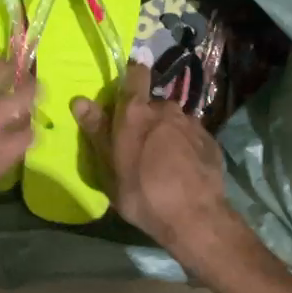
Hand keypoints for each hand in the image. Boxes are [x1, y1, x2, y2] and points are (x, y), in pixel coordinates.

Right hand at [72, 64, 248, 263]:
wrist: (195, 217)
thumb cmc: (142, 193)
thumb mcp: (109, 168)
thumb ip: (97, 131)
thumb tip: (80, 100)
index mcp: (136, 112)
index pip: (136, 75)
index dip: (133, 76)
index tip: (128, 86)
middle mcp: (166, 109)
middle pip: (153, 105)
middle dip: (147, 119)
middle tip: (140, 146)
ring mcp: (192, 124)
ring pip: (174, 121)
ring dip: (167, 133)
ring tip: (164, 162)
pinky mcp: (211, 140)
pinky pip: (192, 137)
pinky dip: (186, 147)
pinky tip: (183, 170)